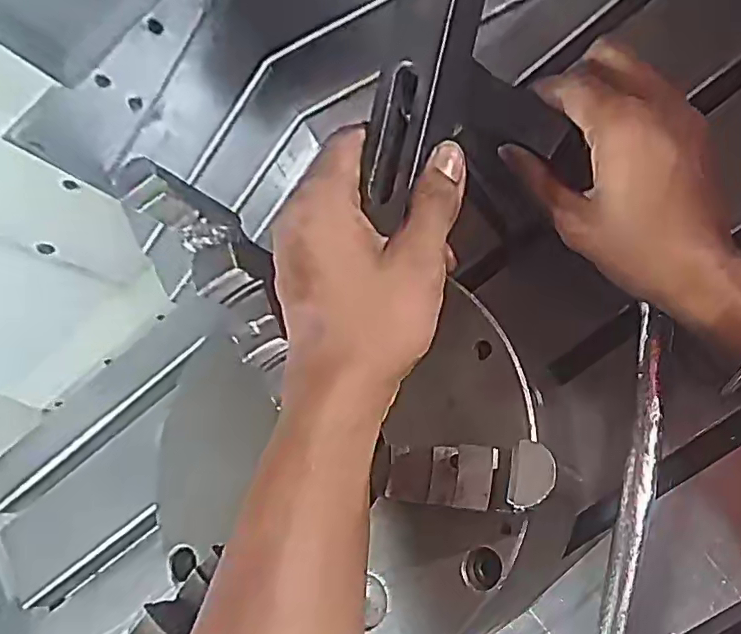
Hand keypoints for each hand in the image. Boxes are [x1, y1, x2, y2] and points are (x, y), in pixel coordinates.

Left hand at [272, 129, 465, 430]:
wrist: (342, 386)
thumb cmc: (373, 332)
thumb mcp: (420, 262)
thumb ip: (434, 205)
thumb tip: (447, 160)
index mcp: (321, 203)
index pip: (349, 141)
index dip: (390, 143)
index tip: (419, 158)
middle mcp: (296, 220)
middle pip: (345, 181)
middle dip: (393, 198)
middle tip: (430, 225)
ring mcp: (294, 251)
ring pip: (340, 218)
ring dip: (380, 229)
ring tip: (417, 261)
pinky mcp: (301, 280)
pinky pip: (332, 248)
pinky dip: (362, 254)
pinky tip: (391, 284)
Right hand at [502, 40, 740, 335]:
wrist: (702, 273)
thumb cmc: (652, 256)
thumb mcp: (579, 225)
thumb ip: (540, 183)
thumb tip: (516, 157)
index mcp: (618, 124)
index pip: (568, 82)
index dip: (543, 95)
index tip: (534, 111)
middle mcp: (653, 108)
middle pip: (605, 56)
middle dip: (578, 78)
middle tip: (564, 112)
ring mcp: (681, 117)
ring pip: (638, 70)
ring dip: (612, 87)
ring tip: (597, 130)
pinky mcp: (699, 134)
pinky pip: (664, 97)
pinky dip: (642, 107)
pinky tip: (631, 144)